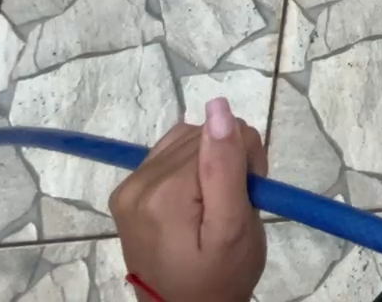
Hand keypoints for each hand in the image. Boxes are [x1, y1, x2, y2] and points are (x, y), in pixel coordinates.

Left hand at [111, 97, 267, 301]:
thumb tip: (218, 106)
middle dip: (234, 158)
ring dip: (218, 159)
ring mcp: (130, 186)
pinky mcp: (132, 189)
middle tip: (238, 200)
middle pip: (207, 134)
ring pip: (195, 137)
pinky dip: (199, 162)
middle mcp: (138, 183)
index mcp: (163, 193)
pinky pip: (177, 148)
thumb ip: (225, 165)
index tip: (251, 191)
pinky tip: (204, 191)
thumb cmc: (221, 274)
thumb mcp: (233, 224)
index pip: (224, 134)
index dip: (248, 157)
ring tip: (223, 198)